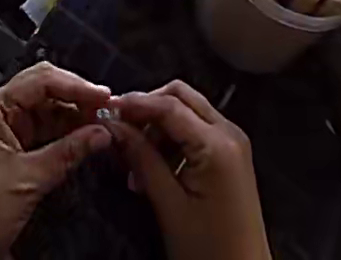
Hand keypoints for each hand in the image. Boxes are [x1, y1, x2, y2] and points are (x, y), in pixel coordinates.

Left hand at [0, 62, 113, 259]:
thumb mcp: (27, 180)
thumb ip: (68, 152)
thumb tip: (101, 133)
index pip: (41, 81)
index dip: (76, 86)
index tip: (104, 96)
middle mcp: (0, 110)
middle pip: (45, 88)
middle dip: (76, 95)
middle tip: (107, 106)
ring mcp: (7, 129)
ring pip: (48, 109)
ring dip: (74, 114)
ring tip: (102, 122)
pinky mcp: (14, 149)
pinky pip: (45, 130)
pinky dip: (66, 132)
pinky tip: (85, 136)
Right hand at [106, 81, 270, 259]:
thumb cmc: (209, 252)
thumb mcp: (170, 206)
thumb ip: (142, 158)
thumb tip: (114, 126)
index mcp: (217, 145)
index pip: (170, 105)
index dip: (136, 103)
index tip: (107, 109)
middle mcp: (229, 132)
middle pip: (180, 96)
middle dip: (148, 108)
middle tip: (122, 130)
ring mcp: (233, 142)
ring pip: (186, 110)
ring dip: (158, 126)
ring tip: (136, 163)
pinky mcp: (230, 154)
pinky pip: (195, 129)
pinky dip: (172, 138)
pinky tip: (154, 167)